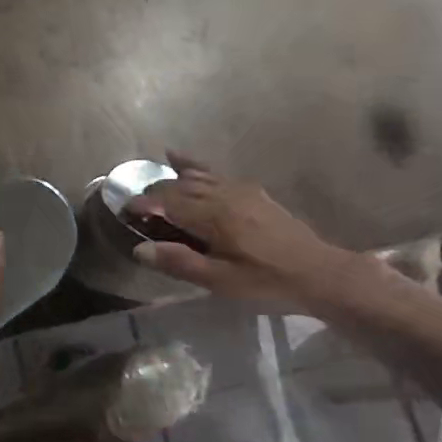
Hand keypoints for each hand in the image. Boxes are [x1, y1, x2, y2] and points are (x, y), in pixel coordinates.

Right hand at [125, 151, 345, 300]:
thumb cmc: (264, 281)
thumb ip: (179, 262)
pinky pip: (214, 171)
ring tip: (153, 186)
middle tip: (137, 209)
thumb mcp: (219, 281)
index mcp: (211, 216)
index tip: (124, 213)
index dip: (142, 205)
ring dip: (170, 179)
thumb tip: (140, 249)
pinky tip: (181, 159)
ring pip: (195, 175)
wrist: (317, 272)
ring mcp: (237, 188)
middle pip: (177, 185)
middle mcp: (221, 194)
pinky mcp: (250, 190)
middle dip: (153, 193)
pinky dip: (193, 165)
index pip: (165, 201)